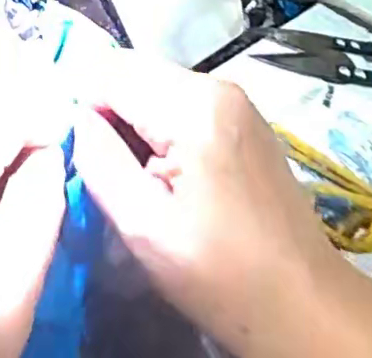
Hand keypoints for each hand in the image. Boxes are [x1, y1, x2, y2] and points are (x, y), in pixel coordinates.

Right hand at [68, 48, 350, 351]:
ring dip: (131, 114)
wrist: (303, 301)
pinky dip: (159, 121)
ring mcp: (234, 98)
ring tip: (124, 167)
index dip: (81, 100)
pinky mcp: (242, 115)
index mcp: (194, 106)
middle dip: (105, 105)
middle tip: (92, 158)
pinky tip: (158, 165)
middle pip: (137, 71)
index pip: (113, 71)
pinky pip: (182, 99)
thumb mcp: (146, 227)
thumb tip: (76, 116)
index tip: (68, 141)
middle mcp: (217, 85)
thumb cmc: (221, 273)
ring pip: (157, 83)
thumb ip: (101, 161)